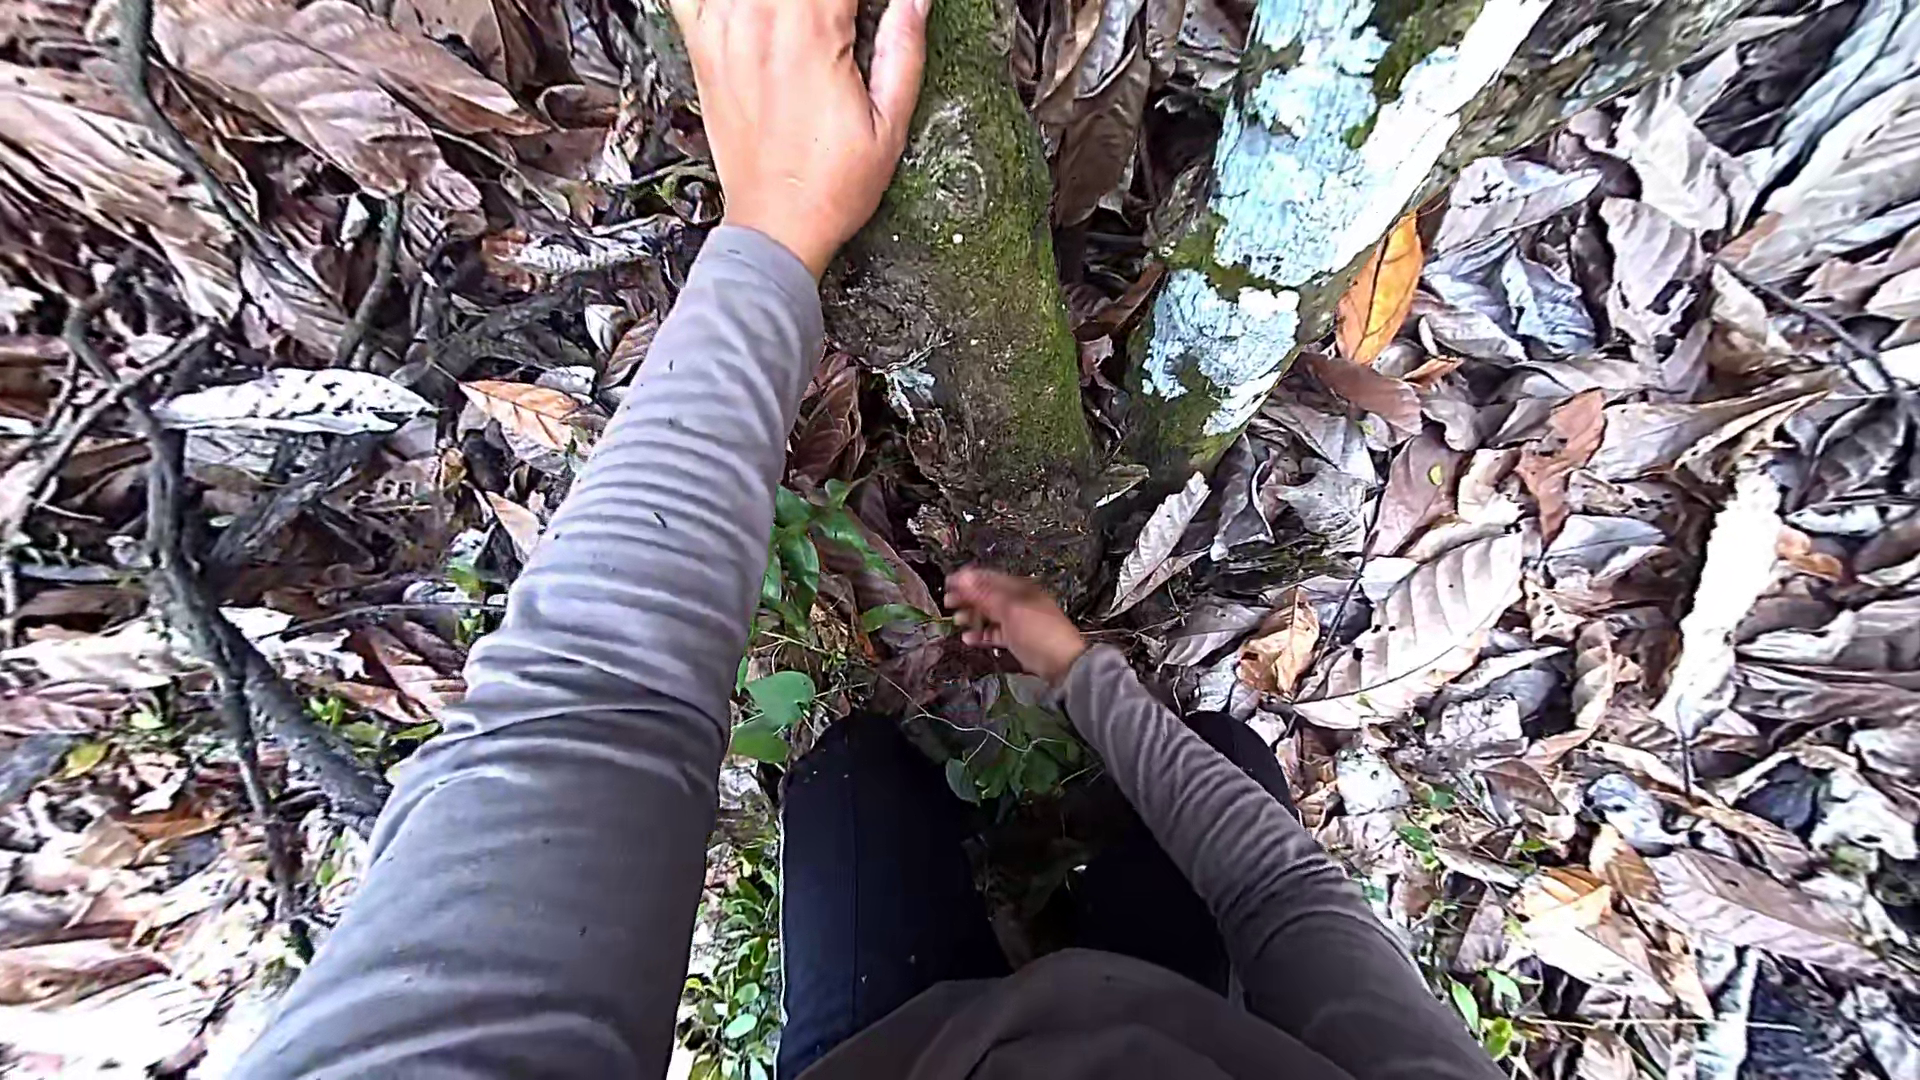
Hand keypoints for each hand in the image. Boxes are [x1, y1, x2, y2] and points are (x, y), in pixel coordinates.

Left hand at [669, 0, 930, 277]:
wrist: (778, 228)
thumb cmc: (830, 191)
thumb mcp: (888, 131)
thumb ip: (904, 53)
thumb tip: (915, 1)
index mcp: (812, 27)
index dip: (865, 1)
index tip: (870, 15)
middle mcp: (761, 15)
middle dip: (828, 5)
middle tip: (842, 29)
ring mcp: (724, 27)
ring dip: (788, 4)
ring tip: (810, 26)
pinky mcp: (703, 46)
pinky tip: (755, 16)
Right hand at [944, 567, 1087, 685]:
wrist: (1063, 664)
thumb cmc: (1040, 633)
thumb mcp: (1010, 610)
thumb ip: (986, 595)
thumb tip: (964, 578)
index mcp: (1020, 589)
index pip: (990, 578)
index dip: (969, 579)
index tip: (950, 581)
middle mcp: (1019, 602)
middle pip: (988, 595)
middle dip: (968, 597)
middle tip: (949, 601)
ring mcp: (1019, 620)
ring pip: (990, 614)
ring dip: (973, 616)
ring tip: (957, 620)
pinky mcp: (1018, 638)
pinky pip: (995, 632)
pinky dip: (982, 634)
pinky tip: (970, 638)